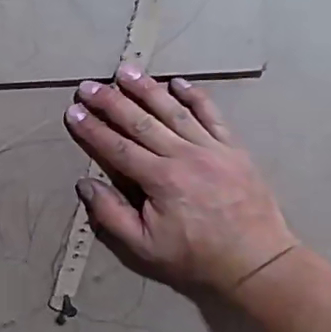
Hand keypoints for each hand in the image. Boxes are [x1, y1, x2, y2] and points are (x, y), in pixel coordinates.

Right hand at [64, 65, 299, 293]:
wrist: (258, 260)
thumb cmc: (197, 256)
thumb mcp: (146, 248)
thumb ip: (112, 215)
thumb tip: (85, 185)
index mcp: (160, 180)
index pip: (117, 147)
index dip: (92, 129)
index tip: (73, 112)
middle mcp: (183, 155)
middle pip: (139, 121)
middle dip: (110, 101)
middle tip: (88, 86)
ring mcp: (211, 147)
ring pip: (172, 110)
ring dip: (146, 89)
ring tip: (125, 71)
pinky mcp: (233, 147)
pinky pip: (211, 113)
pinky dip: (194, 95)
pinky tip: (176, 82)